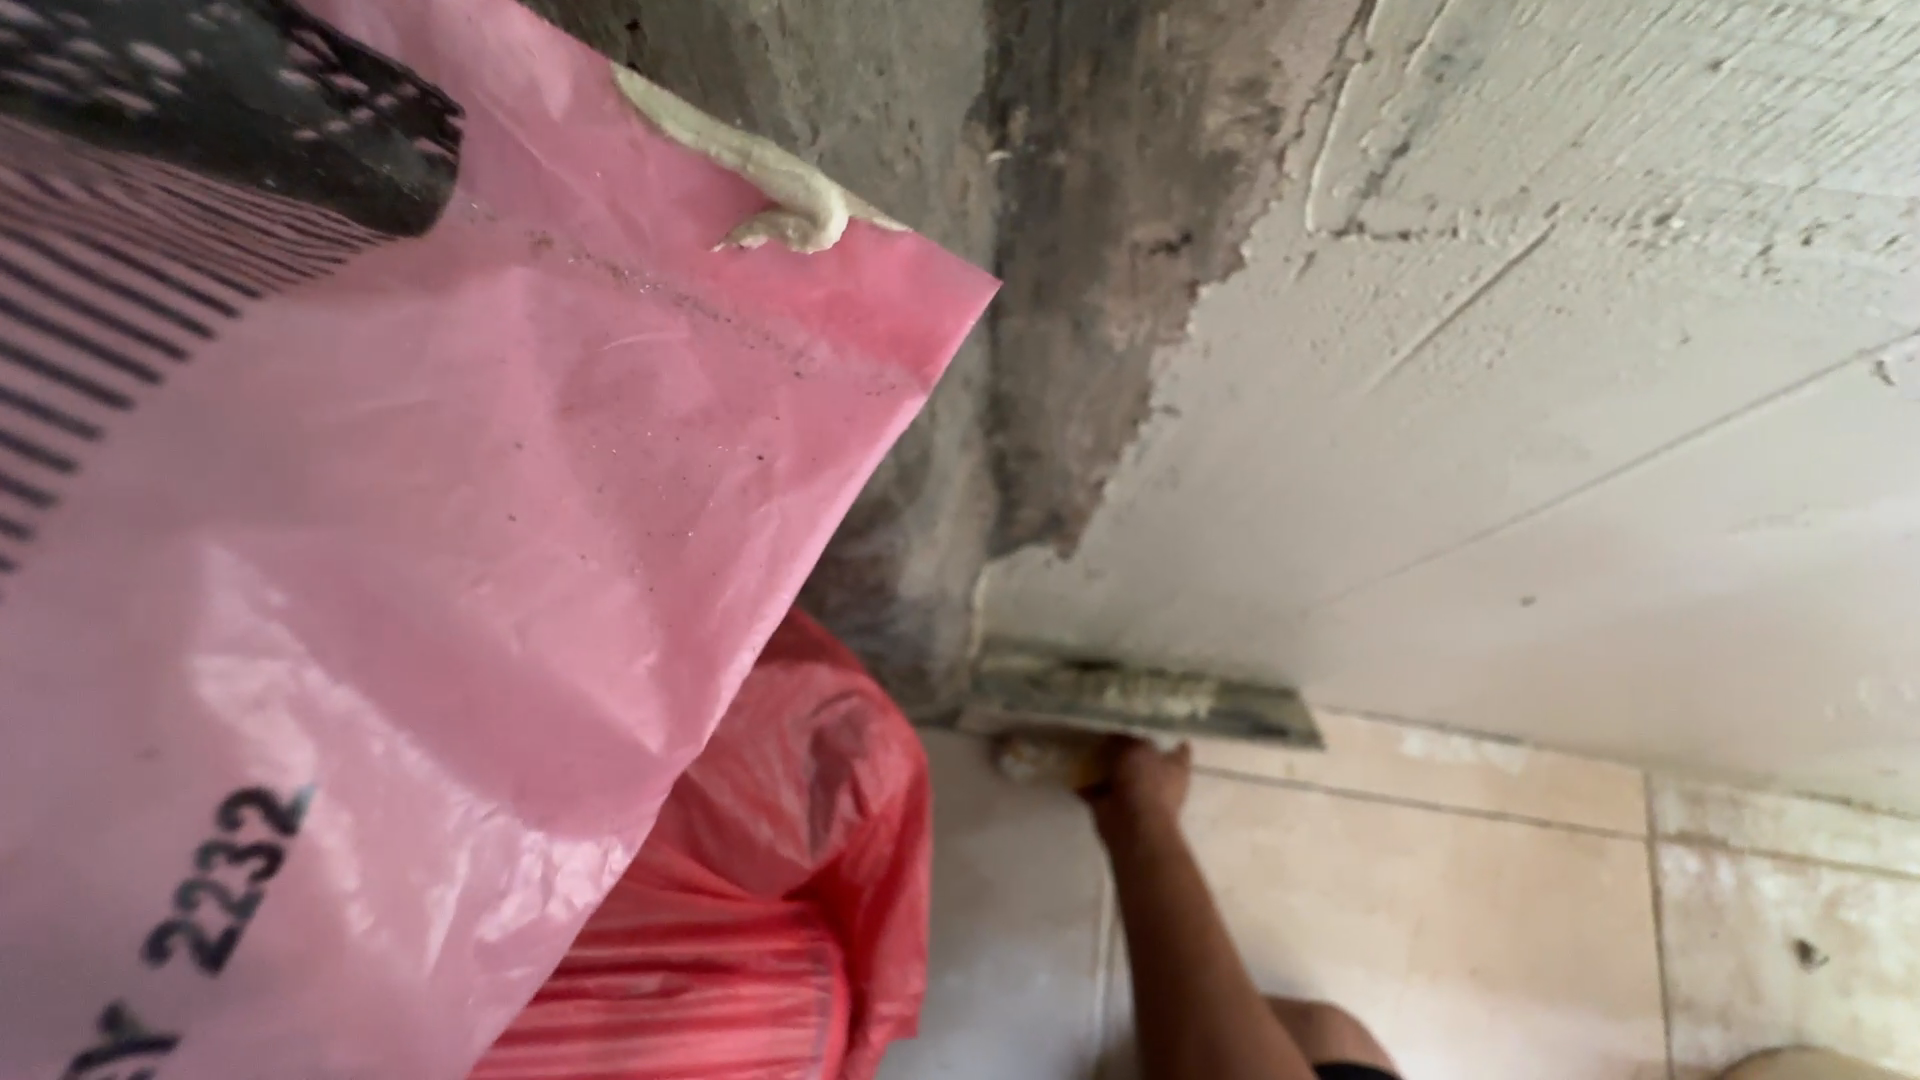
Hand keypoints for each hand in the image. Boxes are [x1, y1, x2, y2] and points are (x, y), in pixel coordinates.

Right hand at [1088, 738, 1191, 837]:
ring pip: (1118, 775)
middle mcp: (1157, 780)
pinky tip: (1072, 768)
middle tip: (1108, 731)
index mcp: (1174, 767)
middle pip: (1143, 760)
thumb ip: (1125, 740)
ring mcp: (1135, 795)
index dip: (1170, 741)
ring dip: (1104, 766)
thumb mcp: (1135, 749)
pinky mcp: (1113, 807)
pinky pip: (1097, 790)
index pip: (1179, 750)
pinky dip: (1085, 784)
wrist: (1133, 826)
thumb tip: (1113, 738)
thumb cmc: (1144, 782)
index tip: (1155, 729)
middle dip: (1128, 749)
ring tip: (1086, 745)